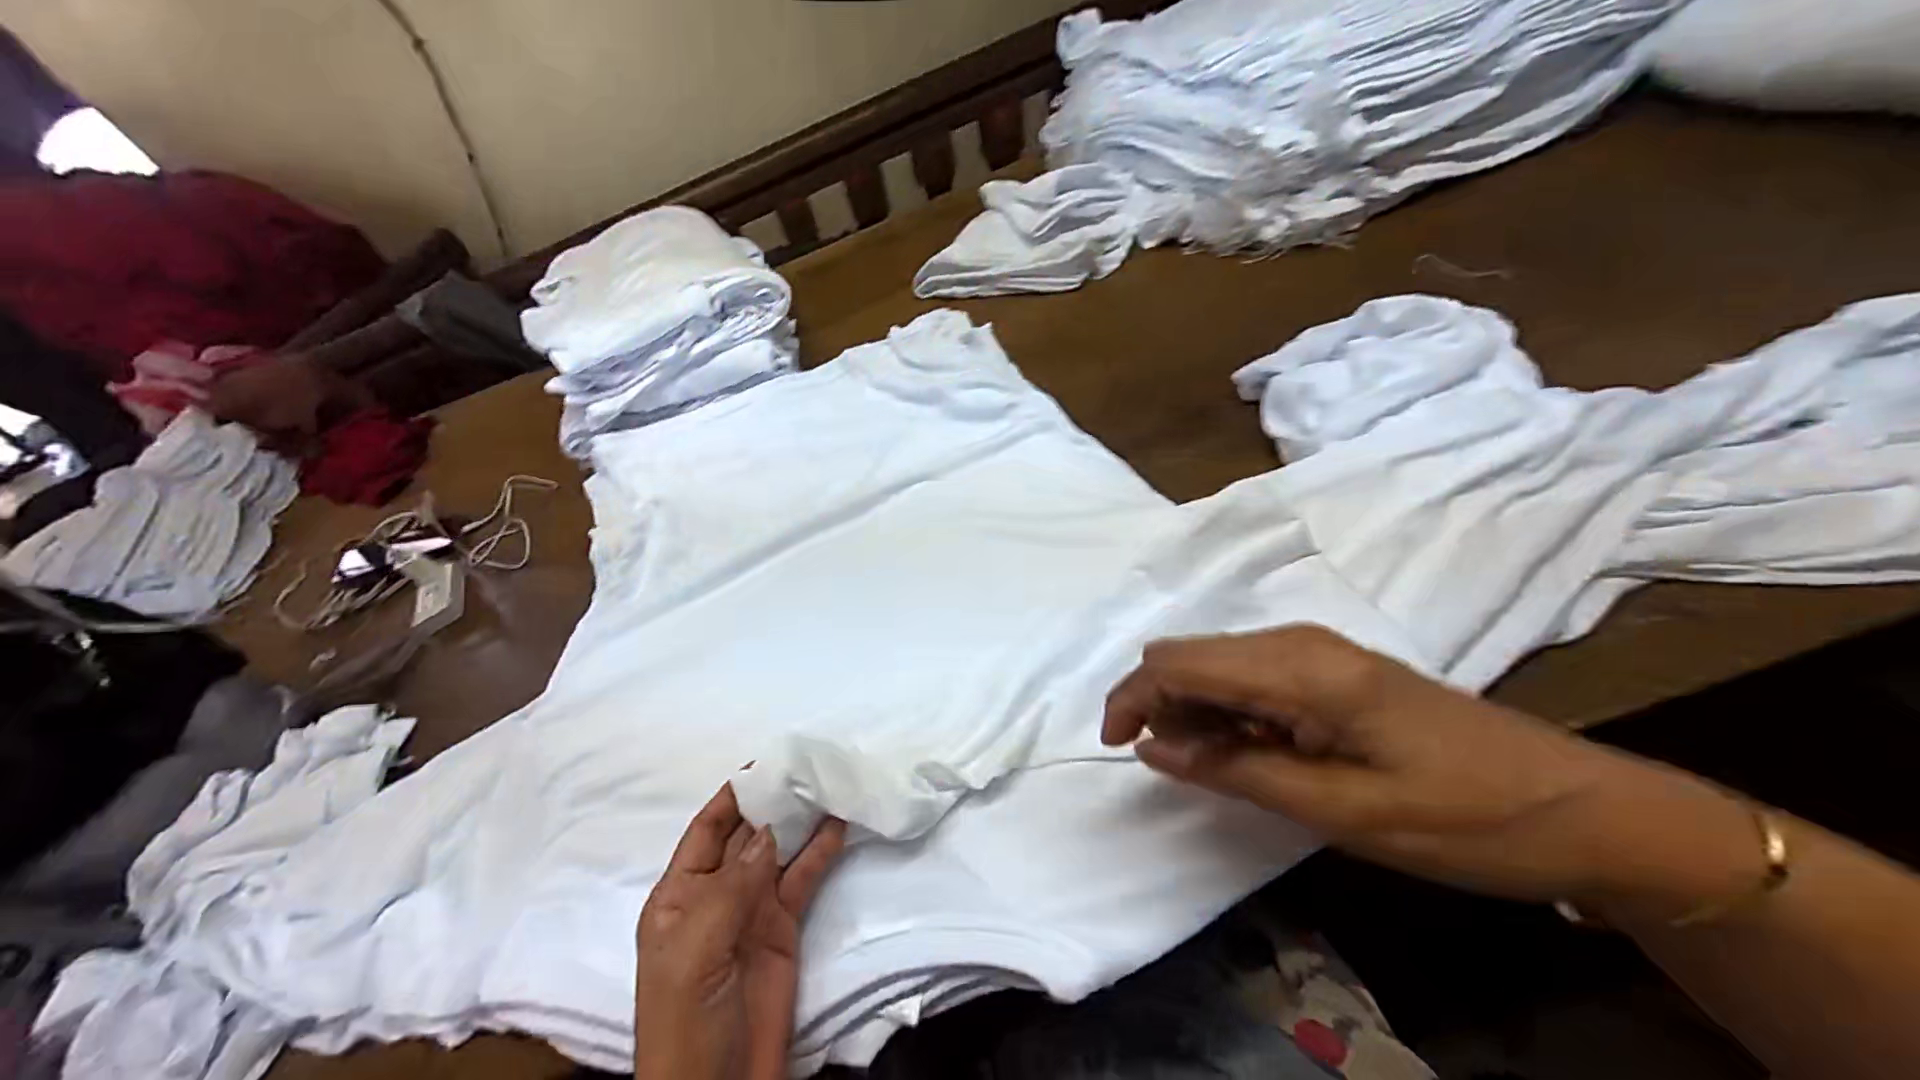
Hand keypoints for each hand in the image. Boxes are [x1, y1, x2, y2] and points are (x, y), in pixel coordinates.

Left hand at [634, 785, 846, 1079]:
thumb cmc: (686, 1020)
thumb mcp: (694, 950)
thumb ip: (730, 888)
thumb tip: (767, 831)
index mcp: (679, 894)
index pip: (707, 829)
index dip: (733, 795)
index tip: (766, 763)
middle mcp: (716, 894)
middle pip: (747, 834)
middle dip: (773, 801)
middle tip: (808, 765)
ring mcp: (752, 910)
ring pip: (779, 851)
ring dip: (801, 820)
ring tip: (829, 785)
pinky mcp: (783, 927)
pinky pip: (803, 879)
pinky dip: (821, 851)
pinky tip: (839, 825)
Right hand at [1103, 625, 1764, 920]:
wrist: (1589, 810)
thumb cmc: (1469, 818)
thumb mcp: (1344, 811)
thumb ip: (1238, 771)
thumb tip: (1152, 747)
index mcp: (1302, 667)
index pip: (1181, 661)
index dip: (1134, 698)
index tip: (1115, 748)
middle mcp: (1300, 642)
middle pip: (1191, 654)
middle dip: (1160, 704)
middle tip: (1173, 767)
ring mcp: (1319, 652)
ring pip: (1216, 666)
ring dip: (1194, 713)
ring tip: (1214, 770)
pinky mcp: (1333, 671)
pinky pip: (1251, 680)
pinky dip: (1228, 714)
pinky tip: (1249, 754)